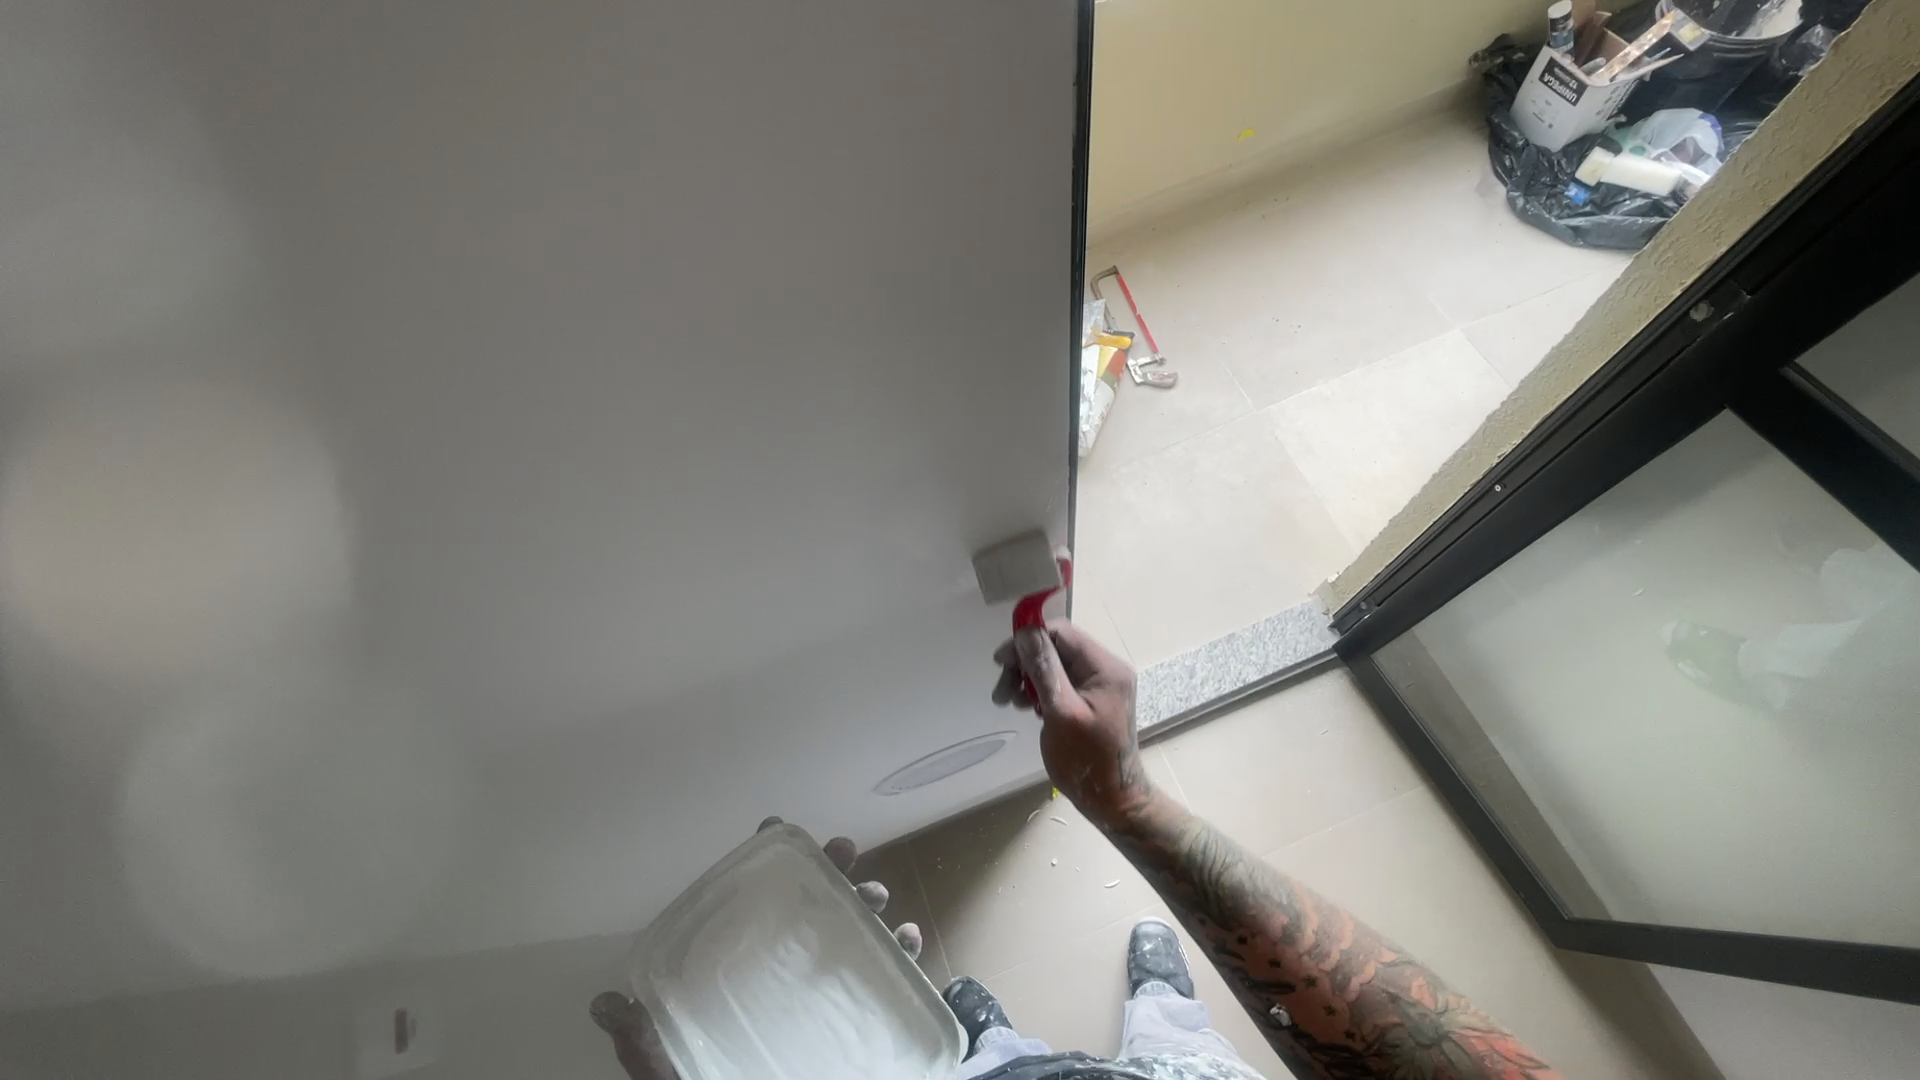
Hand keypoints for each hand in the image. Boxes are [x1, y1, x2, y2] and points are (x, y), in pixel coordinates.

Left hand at [589, 817, 922, 1079]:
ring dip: (870, 903)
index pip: (754, 902)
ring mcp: (827, 992)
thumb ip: (647, 1045)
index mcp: (745, 970)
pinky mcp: (861, 1021)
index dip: (765, 861)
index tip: (775, 827)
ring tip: (878, 899)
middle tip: (845, 852)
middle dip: (832, 868)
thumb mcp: (675, 1072)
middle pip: (813, 903)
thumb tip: (603, 1003)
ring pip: (856, 930)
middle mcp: (789, 969)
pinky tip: (910, 942)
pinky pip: (890, 977)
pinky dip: (905, 954)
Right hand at [992, 621, 1150, 830]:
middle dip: (1025, 664)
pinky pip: (1060, 682)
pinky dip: (1039, 690)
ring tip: (1010, 701)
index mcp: (1105, 667)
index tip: (1001, 661)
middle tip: (1003, 690)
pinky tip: (1027, 707)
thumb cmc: (1087, 760)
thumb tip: (1025, 633)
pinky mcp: (1090, 699)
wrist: (1112, 800)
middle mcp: (1105, 669)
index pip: (1062, 632)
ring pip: (1054, 665)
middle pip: (1056, 648)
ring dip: (1028, 678)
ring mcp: (1099, 685)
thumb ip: (1043, 669)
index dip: (1028, 640)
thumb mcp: (1061, 712)